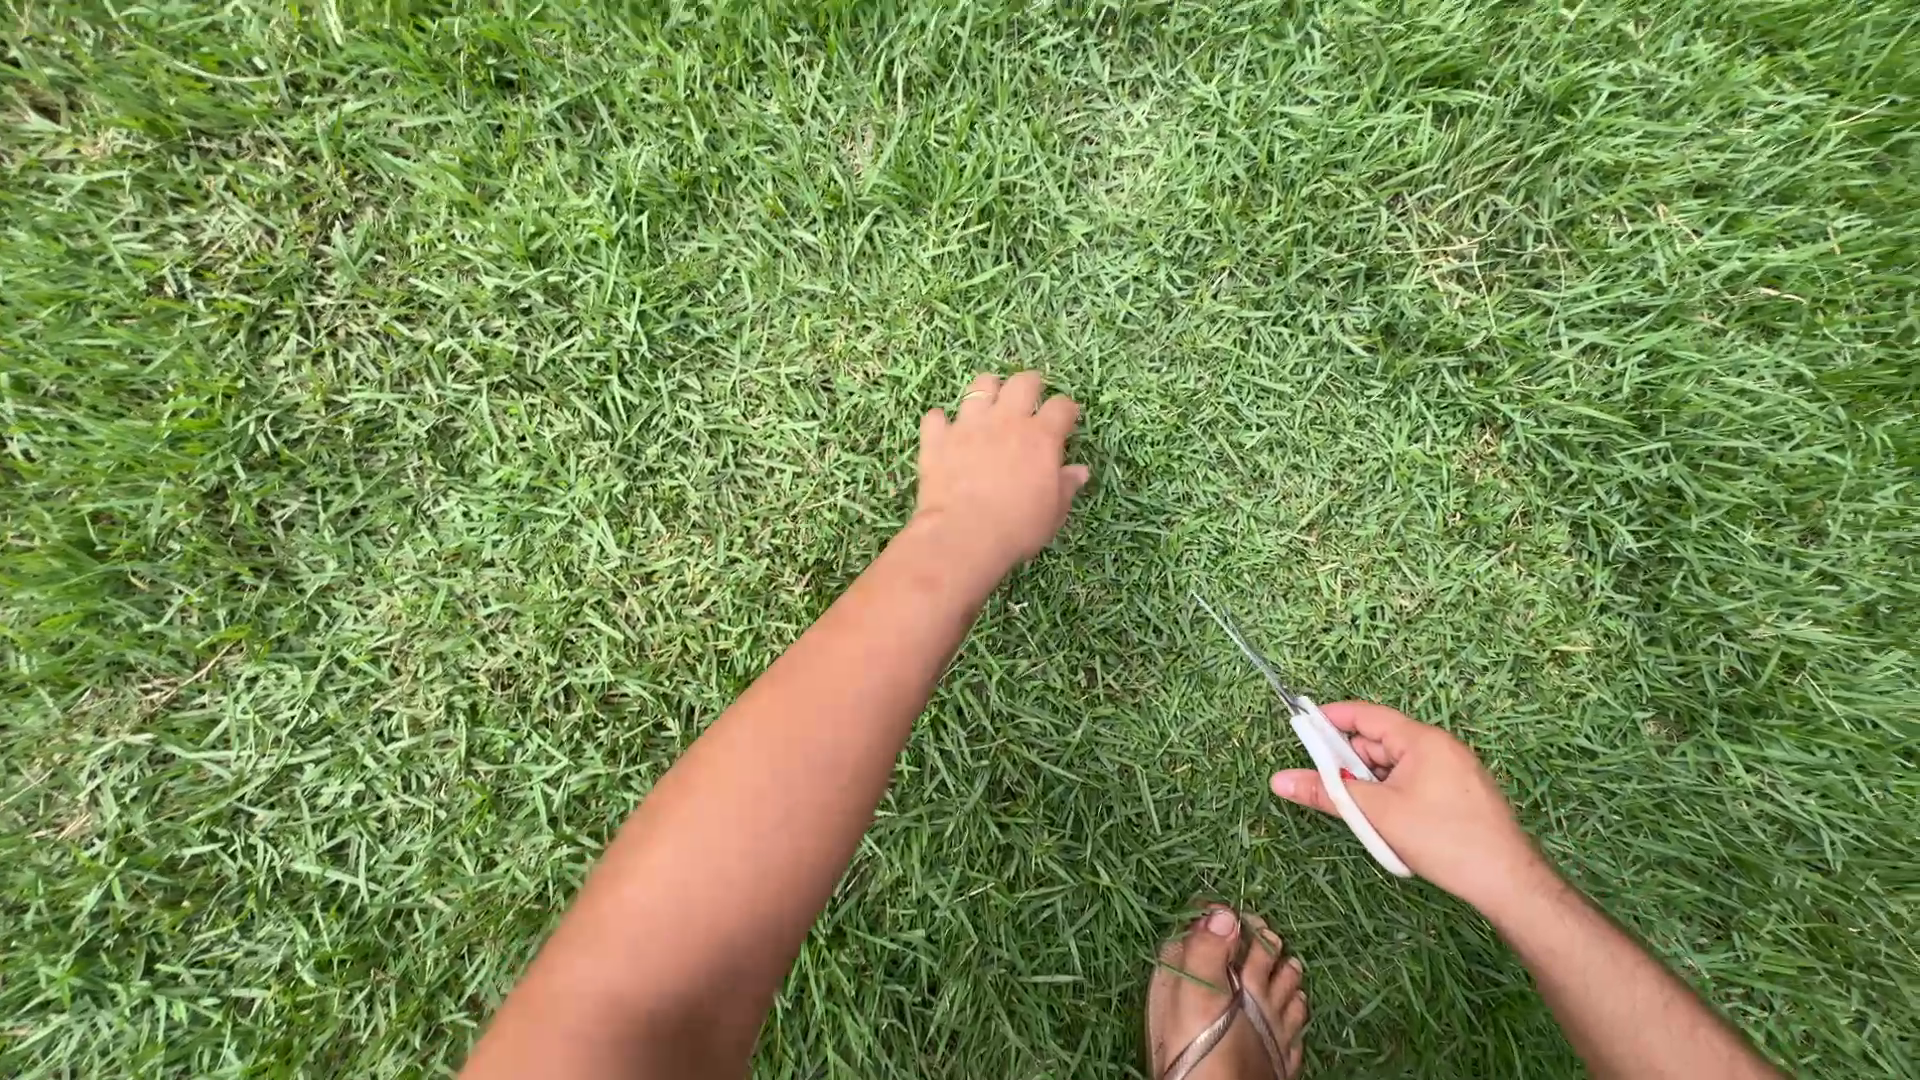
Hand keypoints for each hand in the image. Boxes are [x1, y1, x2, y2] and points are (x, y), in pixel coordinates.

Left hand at [910, 371, 1089, 571]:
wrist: (963, 535)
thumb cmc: (1017, 527)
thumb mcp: (1052, 513)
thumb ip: (1065, 487)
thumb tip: (1079, 471)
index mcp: (1041, 437)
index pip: (1061, 407)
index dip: (1066, 410)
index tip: (1066, 418)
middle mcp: (1006, 421)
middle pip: (1022, 382)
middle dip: (1030, 384)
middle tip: (1030, 396)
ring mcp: (969, 426)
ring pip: (980, 386)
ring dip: (987, 390)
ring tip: (988, 403)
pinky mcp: (938, 439)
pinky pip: (936, 418)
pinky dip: (940, 422)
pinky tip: (944, 431)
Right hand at [1269, 701, 1552, 911]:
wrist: (1511, 885)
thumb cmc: (1442, 839)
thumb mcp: (1375, 813)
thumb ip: (1325, 792)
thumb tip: (1278, 780)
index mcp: (1422, 740)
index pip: (1366, 715)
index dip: (1330, 718)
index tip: (1301, 728)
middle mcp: (1439, 747)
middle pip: (1378, 743)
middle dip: (1349, 762)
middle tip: (1328, 785)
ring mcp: (1453, 771)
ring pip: (1394, 767)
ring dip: (1370, 784)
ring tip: (1362, 814)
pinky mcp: (1460, 795)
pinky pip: (1412, 782)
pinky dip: (1390, 794)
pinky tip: (1386, 822)